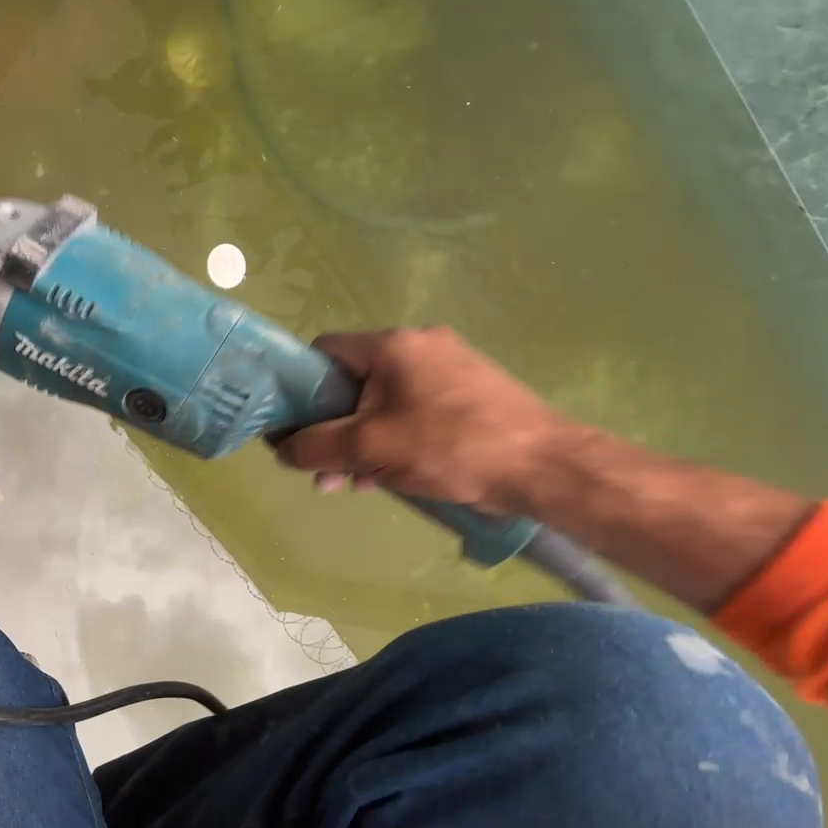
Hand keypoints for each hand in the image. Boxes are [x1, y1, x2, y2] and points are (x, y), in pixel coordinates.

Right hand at [273, 327, 573, 514]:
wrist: (544, 467)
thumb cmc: (448, 446)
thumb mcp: (365, 447)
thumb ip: (312, 446)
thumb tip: (282, 449)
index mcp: (393, 346)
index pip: (324, 351)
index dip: (297, 385)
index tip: (288, 422)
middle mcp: (420, 347)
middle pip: (349, 382)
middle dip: (326, 426)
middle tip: (316, 463)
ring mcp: (448, 371)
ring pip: (378, 404)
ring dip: (355, 442)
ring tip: (346, 481)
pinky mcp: (466, 397)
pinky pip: (408, 414)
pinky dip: (388, 442)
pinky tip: (381, 478)